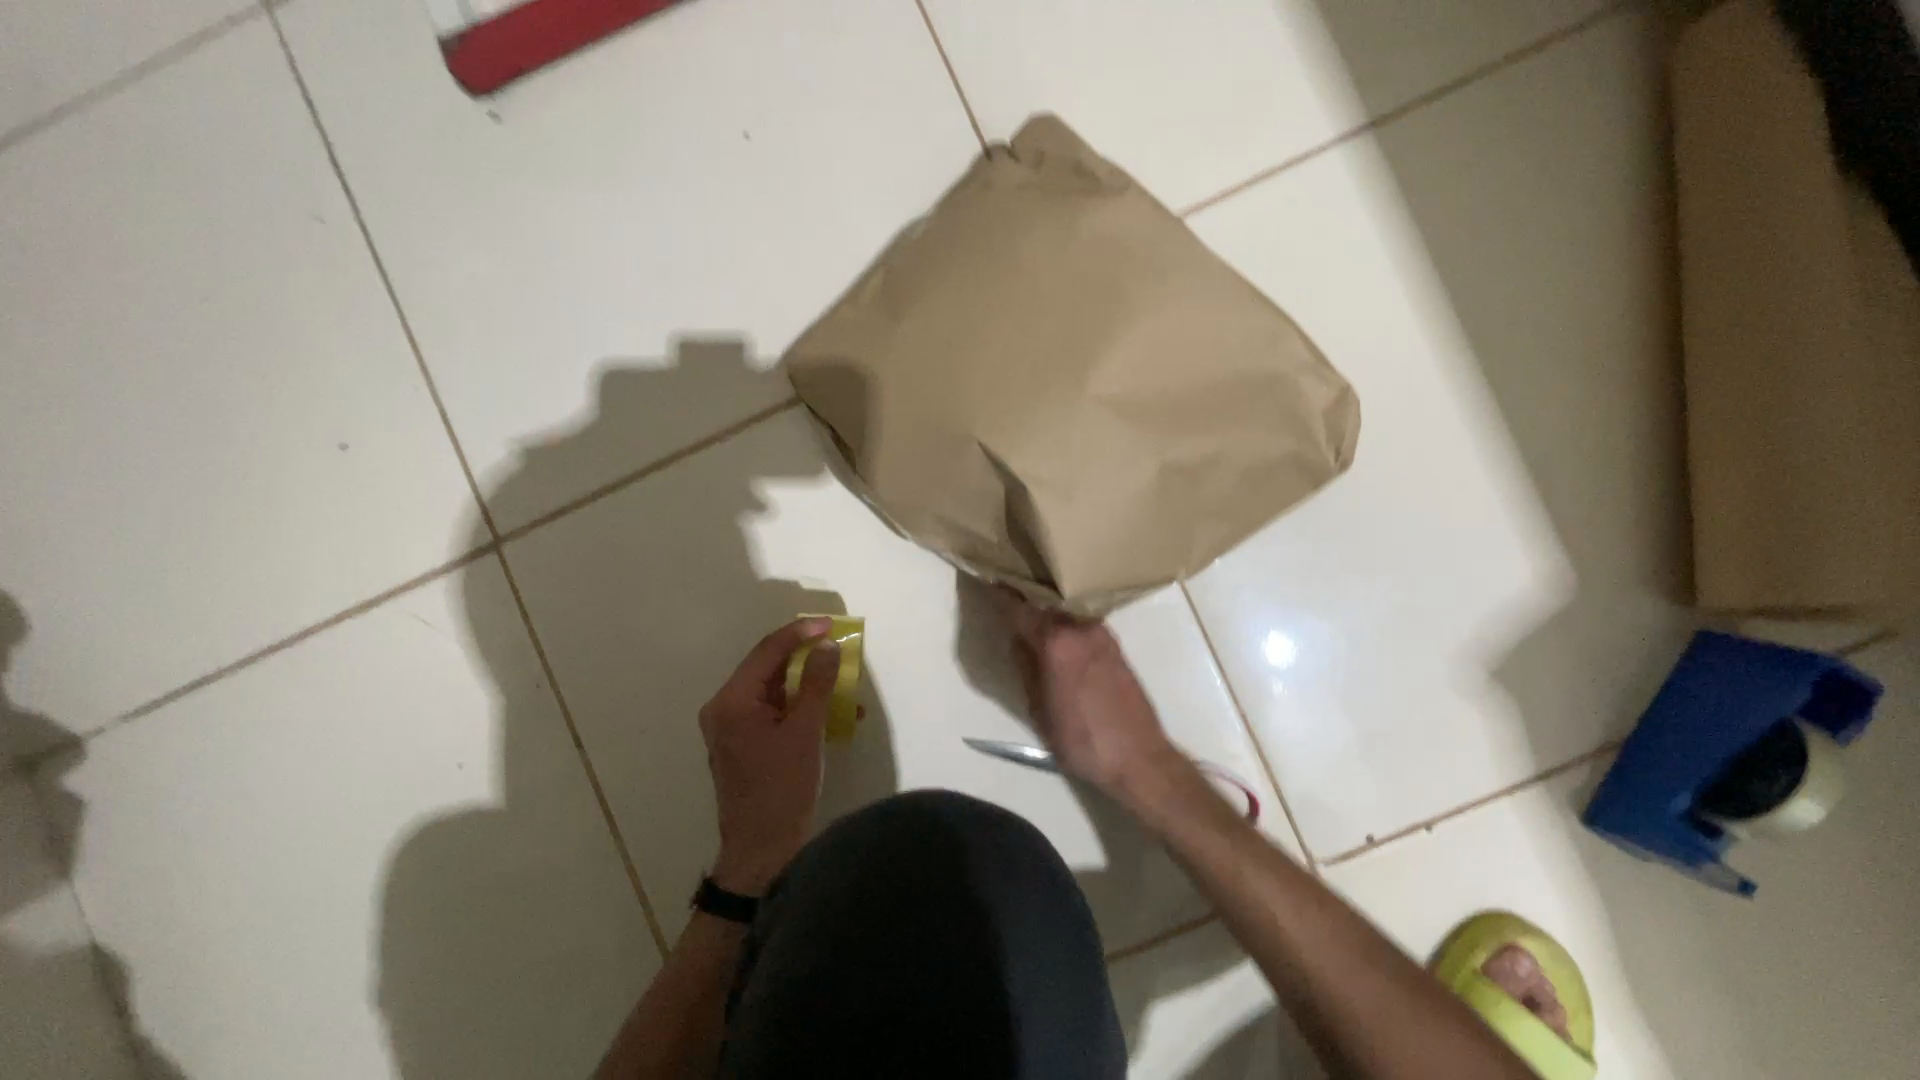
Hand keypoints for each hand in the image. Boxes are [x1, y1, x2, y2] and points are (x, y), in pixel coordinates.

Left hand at [699, 617, 839, 894]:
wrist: (761, 851)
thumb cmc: (782, 790)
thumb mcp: (805, 732)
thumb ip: (817, 684)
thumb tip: (827, 647)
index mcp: (731, 701)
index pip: (767, 651)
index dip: (800, 633)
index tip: (831, 625)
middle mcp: (724, 708)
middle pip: (768, 668)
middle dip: (807, 658)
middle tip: (839, 648)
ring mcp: (731, 728)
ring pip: (774, 691)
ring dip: (808, 686)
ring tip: (844, 686)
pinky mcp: (743, 745)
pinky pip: (773, 712)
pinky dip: (800, 708)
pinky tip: (831, 714)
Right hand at [990, 588, 1184, 800]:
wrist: (1139, 757)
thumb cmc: (1081, 740)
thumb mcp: (1039, 709)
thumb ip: (1026, 669)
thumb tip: (1017, 641)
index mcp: (1056, 643)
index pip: (1019, 608)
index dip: (999, 593)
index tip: (985, 578)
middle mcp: (1079, 628)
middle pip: (1045, 600)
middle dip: (1024, 591)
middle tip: (1004, 586)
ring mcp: (1101, 634)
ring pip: (1066, 608)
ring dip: (1047, 604)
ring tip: (1028, 605)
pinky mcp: (1115, 645)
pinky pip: (1081, 621)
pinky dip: (1065, 618)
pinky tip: (1056, 629)